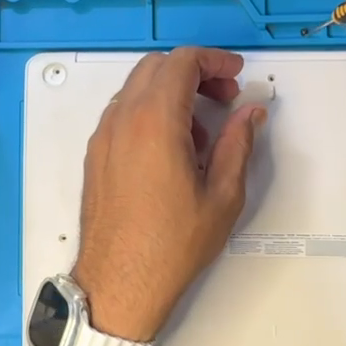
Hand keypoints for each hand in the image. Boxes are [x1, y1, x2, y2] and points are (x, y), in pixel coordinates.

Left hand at [70, 47, 265, 341]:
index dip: (214, 60)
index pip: (182, 62)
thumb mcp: (223, 196)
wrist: (119, 284)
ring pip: (137, 88)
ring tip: (202, 134)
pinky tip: (172, 150)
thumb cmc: (173, 245)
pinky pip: (123, 114)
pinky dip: (150, 112)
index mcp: (155, 121)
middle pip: (156, 67)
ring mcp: (102, 136)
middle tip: (225, 98)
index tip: (236, 75)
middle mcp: (122, 119)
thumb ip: (239, 144)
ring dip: (171, 93)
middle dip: (194, 72)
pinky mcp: (95, 156)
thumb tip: (250, 112)